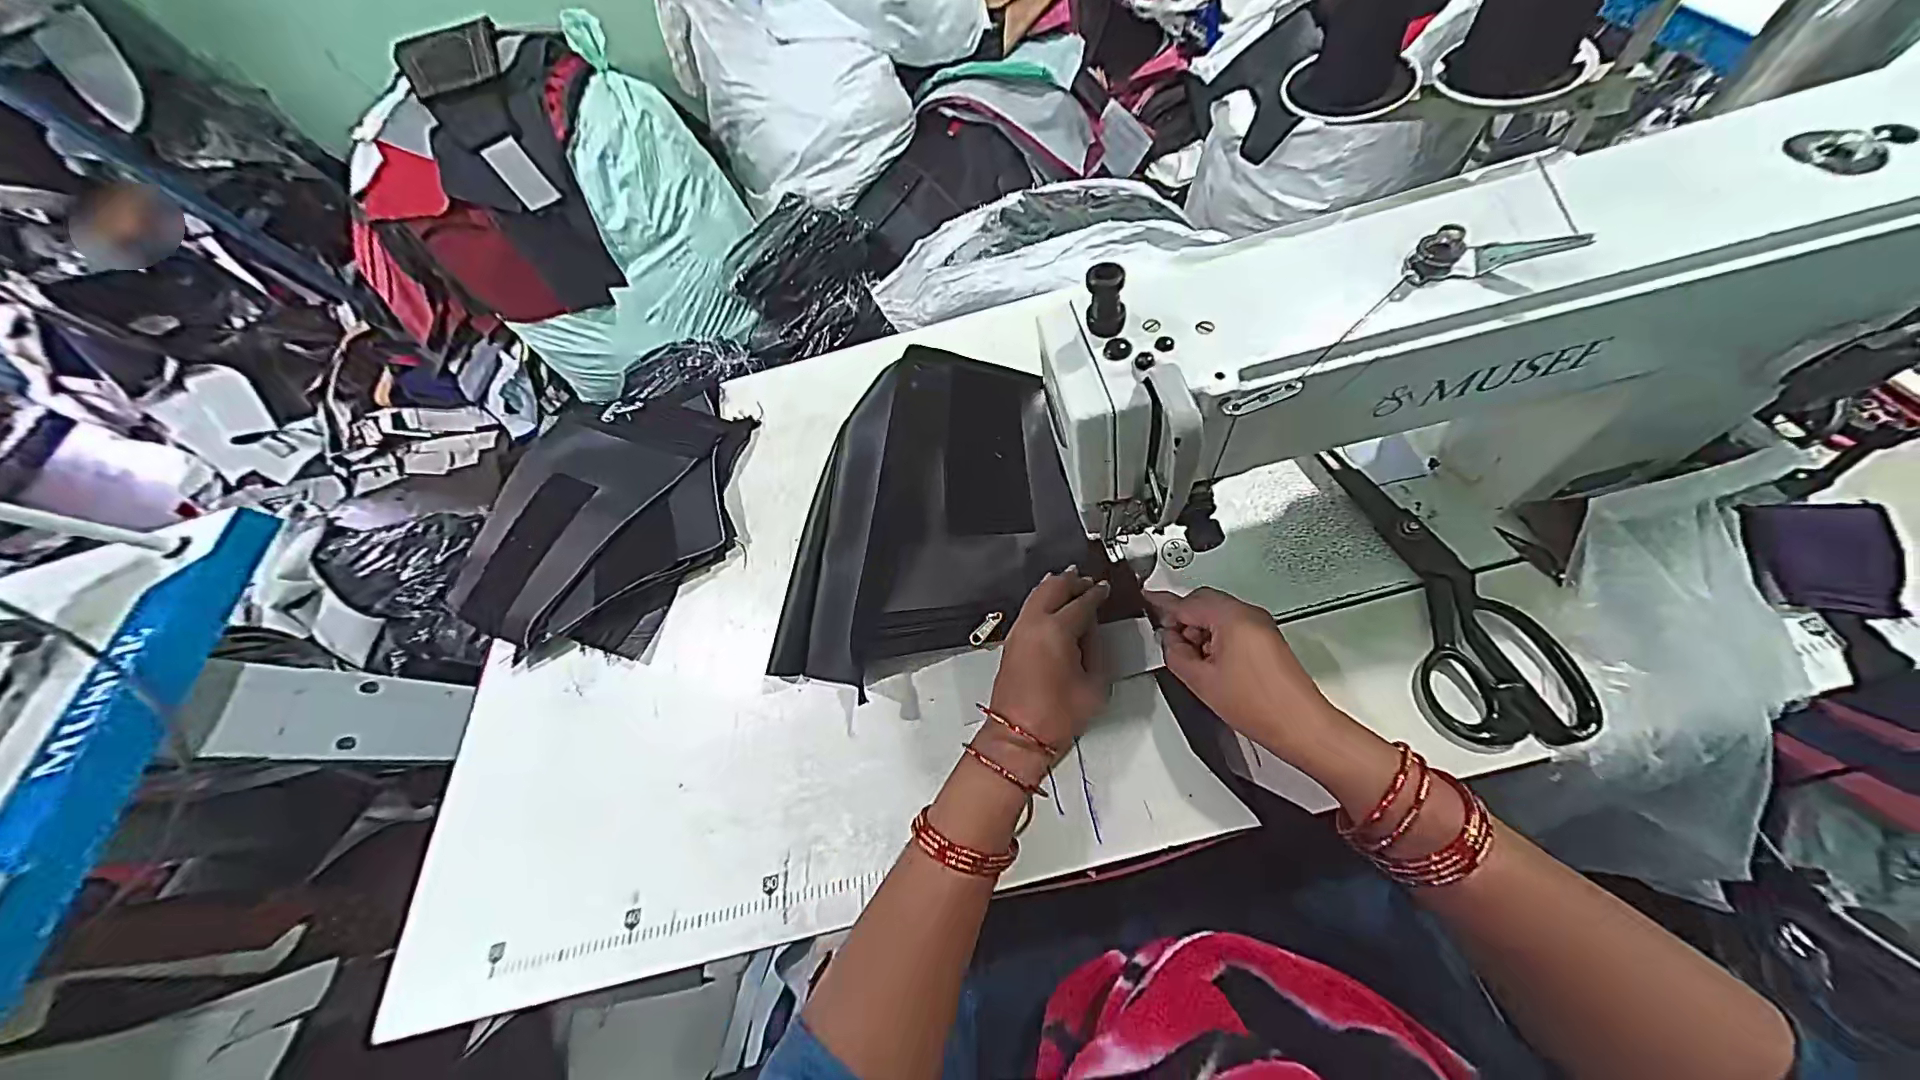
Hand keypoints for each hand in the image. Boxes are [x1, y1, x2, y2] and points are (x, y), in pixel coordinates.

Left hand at [987, 568, 1109, 750]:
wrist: (1018, 735)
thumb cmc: (1051, 717)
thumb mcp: (1095, 684)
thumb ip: (1097, 649)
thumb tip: (1094, 632)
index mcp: (1056, 630)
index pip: (1082, 601)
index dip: (1097, 593)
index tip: (1104, 589)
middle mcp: (1033, 625)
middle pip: (1055, 587)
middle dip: (1074, 581)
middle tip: (1089, 581)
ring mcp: (1018, 631)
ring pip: (1037, 594)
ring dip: (1056, 586)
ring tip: (1071, 585)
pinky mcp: (1011, 641)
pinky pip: (1029, 608)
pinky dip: (1042, 599)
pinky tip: (1051, 603)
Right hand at [1145, 587, 1337, 749]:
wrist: (1300, 725)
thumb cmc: (1263, 706)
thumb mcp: (1200, 680)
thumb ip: (1175, 653)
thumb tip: (1169, 641)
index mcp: (1232, 618)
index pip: (1187, 602)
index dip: (1163, 604)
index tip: (1150, 601)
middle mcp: (1250, 615)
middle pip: (1203, 602)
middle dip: (1183, 619)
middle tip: (1169, 639)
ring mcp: (1262, 625)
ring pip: (1217, 614)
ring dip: (1200, 629)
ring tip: (1195, 660)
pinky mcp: (1267, 638)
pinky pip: (1233, 625)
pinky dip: (1216, 637)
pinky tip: (1212, 664)